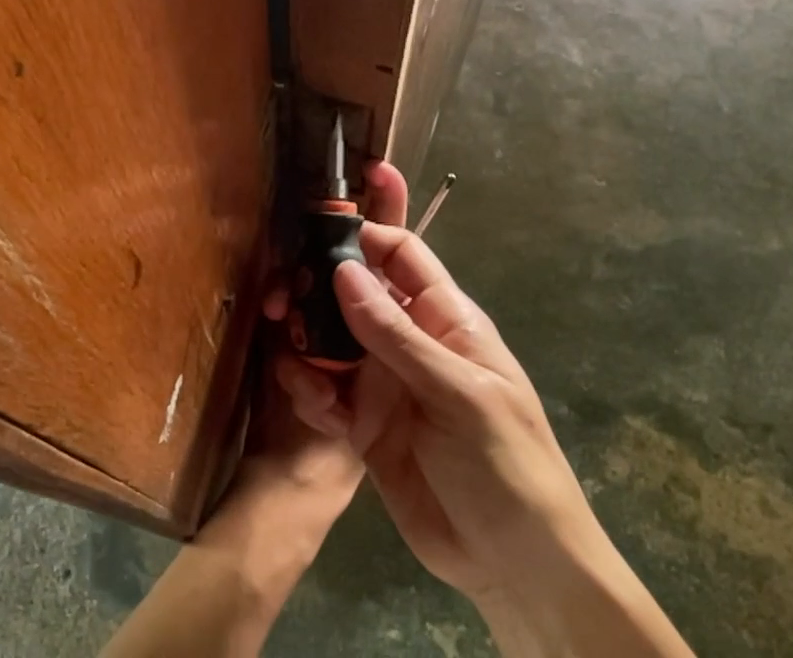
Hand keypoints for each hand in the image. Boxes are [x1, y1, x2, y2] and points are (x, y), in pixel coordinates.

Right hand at [270, 160, 601, 601]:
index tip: (310, 228)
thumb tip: (342, 271)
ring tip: (305, 375)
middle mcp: (405, 342)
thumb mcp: (459, 395)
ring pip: (323, 339)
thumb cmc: (508, 466)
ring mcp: (379, 382)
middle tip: (282, 305)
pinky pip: (318, 388)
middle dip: (311, 292)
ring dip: (303, 348)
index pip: (400, 255)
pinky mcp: (357, 421)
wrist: (511, 563)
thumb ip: (396, 335)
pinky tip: (319, 414)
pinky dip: (308, 393)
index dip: (361, 234)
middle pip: (347, 293)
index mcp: (445, 321)